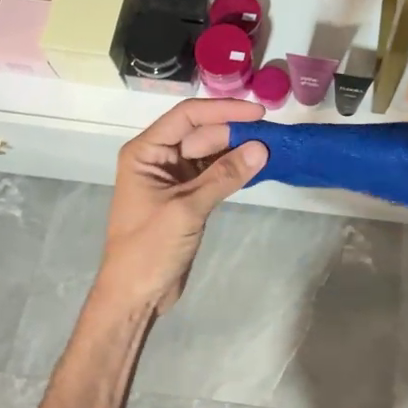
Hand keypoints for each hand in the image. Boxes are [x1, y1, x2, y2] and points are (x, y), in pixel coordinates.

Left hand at [98, 98, 269, 314]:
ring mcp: (175, 177)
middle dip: (235, 130)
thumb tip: (261, 148)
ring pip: (211, 151)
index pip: (187, 117)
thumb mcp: (186, 209)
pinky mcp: (189, 196)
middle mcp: (159, 158)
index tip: (257, 112)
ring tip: (272, 145)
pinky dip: (235, 169)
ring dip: (238, 149)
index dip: (223, 110)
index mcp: (146, 152)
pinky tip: (258, 165)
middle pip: (202, 132)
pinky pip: (215, 172)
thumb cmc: (149, 249)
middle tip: (272, 133)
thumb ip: (224, 176)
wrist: (135, 297)